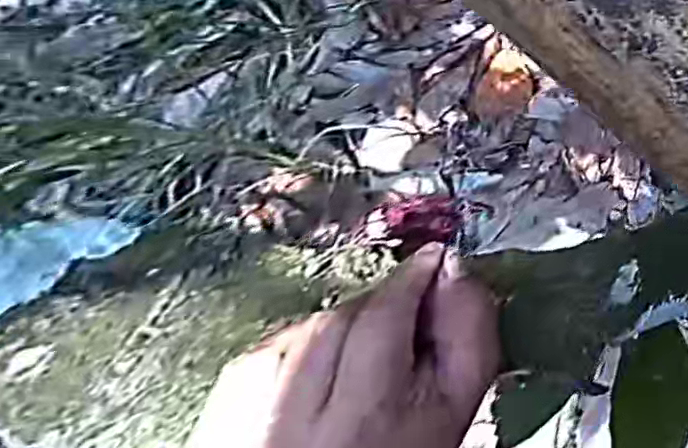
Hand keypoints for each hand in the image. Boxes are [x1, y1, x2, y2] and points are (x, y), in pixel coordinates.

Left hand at [186, 244, 499, 447]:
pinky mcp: (217, 432)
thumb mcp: (464, 390)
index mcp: (366, 416)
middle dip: (376, 302)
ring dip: (333, 325)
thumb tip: (451, 267)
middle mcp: (290, 430)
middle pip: (334, 322)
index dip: (411, 275)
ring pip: (291, 336)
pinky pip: (250, 365)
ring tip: (359, 349)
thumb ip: (470, 322)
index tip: (433, 257)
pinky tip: (316, 371)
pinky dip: (292, 351)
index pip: (382, 316)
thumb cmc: (414, 443)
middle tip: (404, 311)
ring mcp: (242, 434)